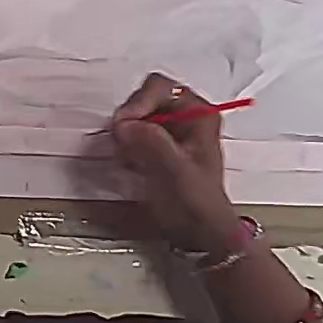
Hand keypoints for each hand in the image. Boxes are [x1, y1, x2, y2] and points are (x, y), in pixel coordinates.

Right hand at [110, 73, 241, 252]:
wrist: (200, 234)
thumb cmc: (194, 203)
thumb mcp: (173, 170)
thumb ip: (149, 141)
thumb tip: (123, 124)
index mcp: (199, 114)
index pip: (160, 88)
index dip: (138, 103)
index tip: (123, 126)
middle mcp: (186, 118)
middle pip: (145, 101)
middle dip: (130, 121)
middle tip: (122, 144)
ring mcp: (171, 134)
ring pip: (137, 119)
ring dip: (126, 136)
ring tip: (128, 159)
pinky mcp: (159, 151)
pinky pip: (134, 137)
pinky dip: (126, 148)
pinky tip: (130, 167)